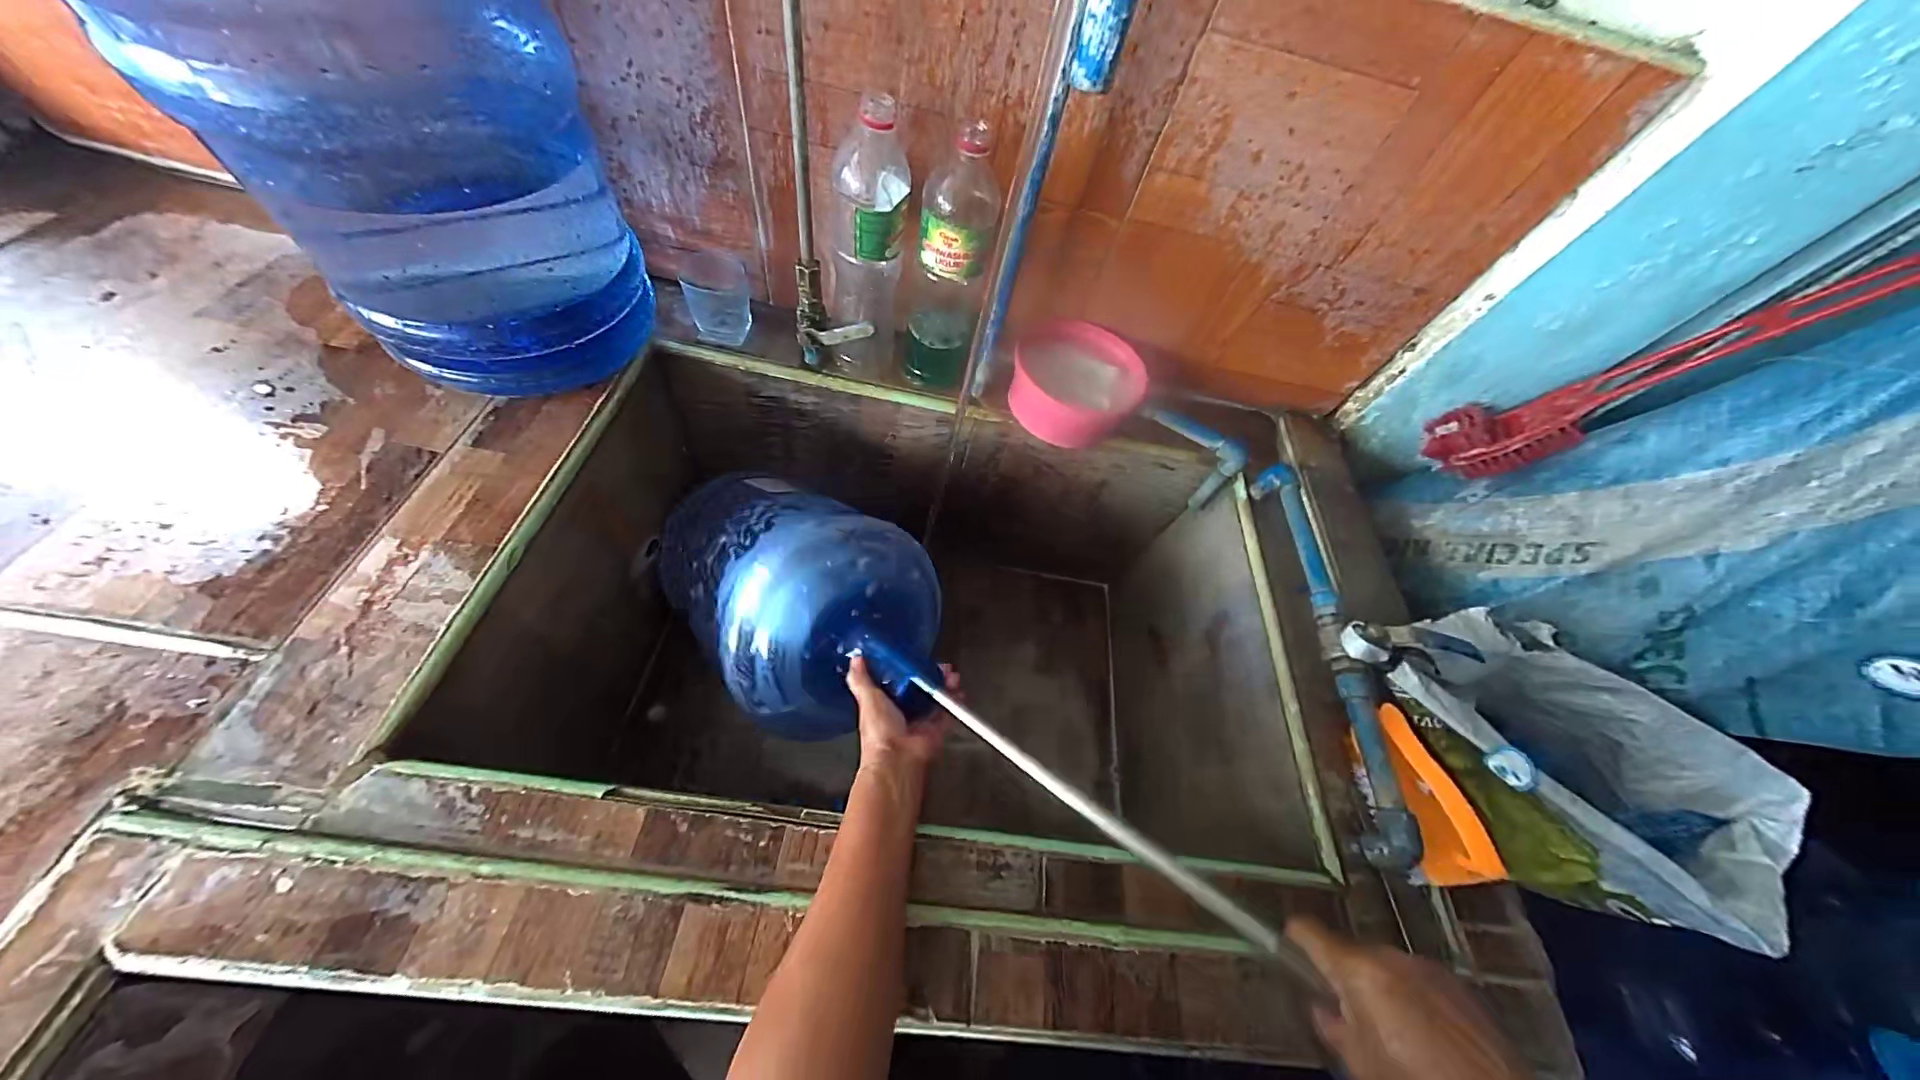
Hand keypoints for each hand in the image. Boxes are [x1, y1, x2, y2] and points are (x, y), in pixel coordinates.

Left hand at [845, 655, 956, 771]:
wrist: (898, 759)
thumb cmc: (878, 733)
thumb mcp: (867, 698)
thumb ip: (861, 678)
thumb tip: (855, 660)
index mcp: (883, 706)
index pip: (895, 683)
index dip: (905, 670)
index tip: (913, 657)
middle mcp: (902, 714)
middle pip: (918, 689)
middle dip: (928, 676)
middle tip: (935, 665)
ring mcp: (920, 721)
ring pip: (934, 698)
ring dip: (942, 684)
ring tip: (949, 673)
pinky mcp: (935, 729)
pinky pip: (947, 712)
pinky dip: (953, 700)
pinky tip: (956, 689)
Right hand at [1286, 917, 1527, 1079]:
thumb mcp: (1361, 1063)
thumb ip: (1333, 1027)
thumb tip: (1324, 1008)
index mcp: (1358, 970)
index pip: (1308, 931)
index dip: (1293, 936)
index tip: (1287, 946)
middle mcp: (1391, 957)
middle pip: (1351, 952)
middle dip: (1345, 974)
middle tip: (1348, 1012)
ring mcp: (1429, 967)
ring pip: (1386, 965)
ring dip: (1381, 985)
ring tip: (1395, 1029)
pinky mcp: (1460, 985)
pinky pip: (1419, 980)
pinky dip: (1413, 996)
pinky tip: (1428, 1035)